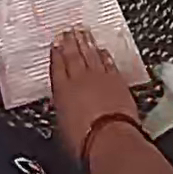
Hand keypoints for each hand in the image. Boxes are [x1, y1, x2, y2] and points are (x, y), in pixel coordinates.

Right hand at [49, 28, 139, 168]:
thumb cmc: (84, 143)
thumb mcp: (63, 129)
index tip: (55, 44)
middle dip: (69, 42)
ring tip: (83, 32)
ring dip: (86, 42)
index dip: (56, 54)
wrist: (110, 141)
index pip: (57, 67)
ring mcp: (99, 78)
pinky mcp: (117, 81)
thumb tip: (64, 112)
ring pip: (90, 54)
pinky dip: (104, 55)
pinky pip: (108, 62)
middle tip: (67, 31)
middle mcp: (79, 79)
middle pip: (73, 55)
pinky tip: (103, 50)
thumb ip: (63, 112)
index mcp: (62, 90)